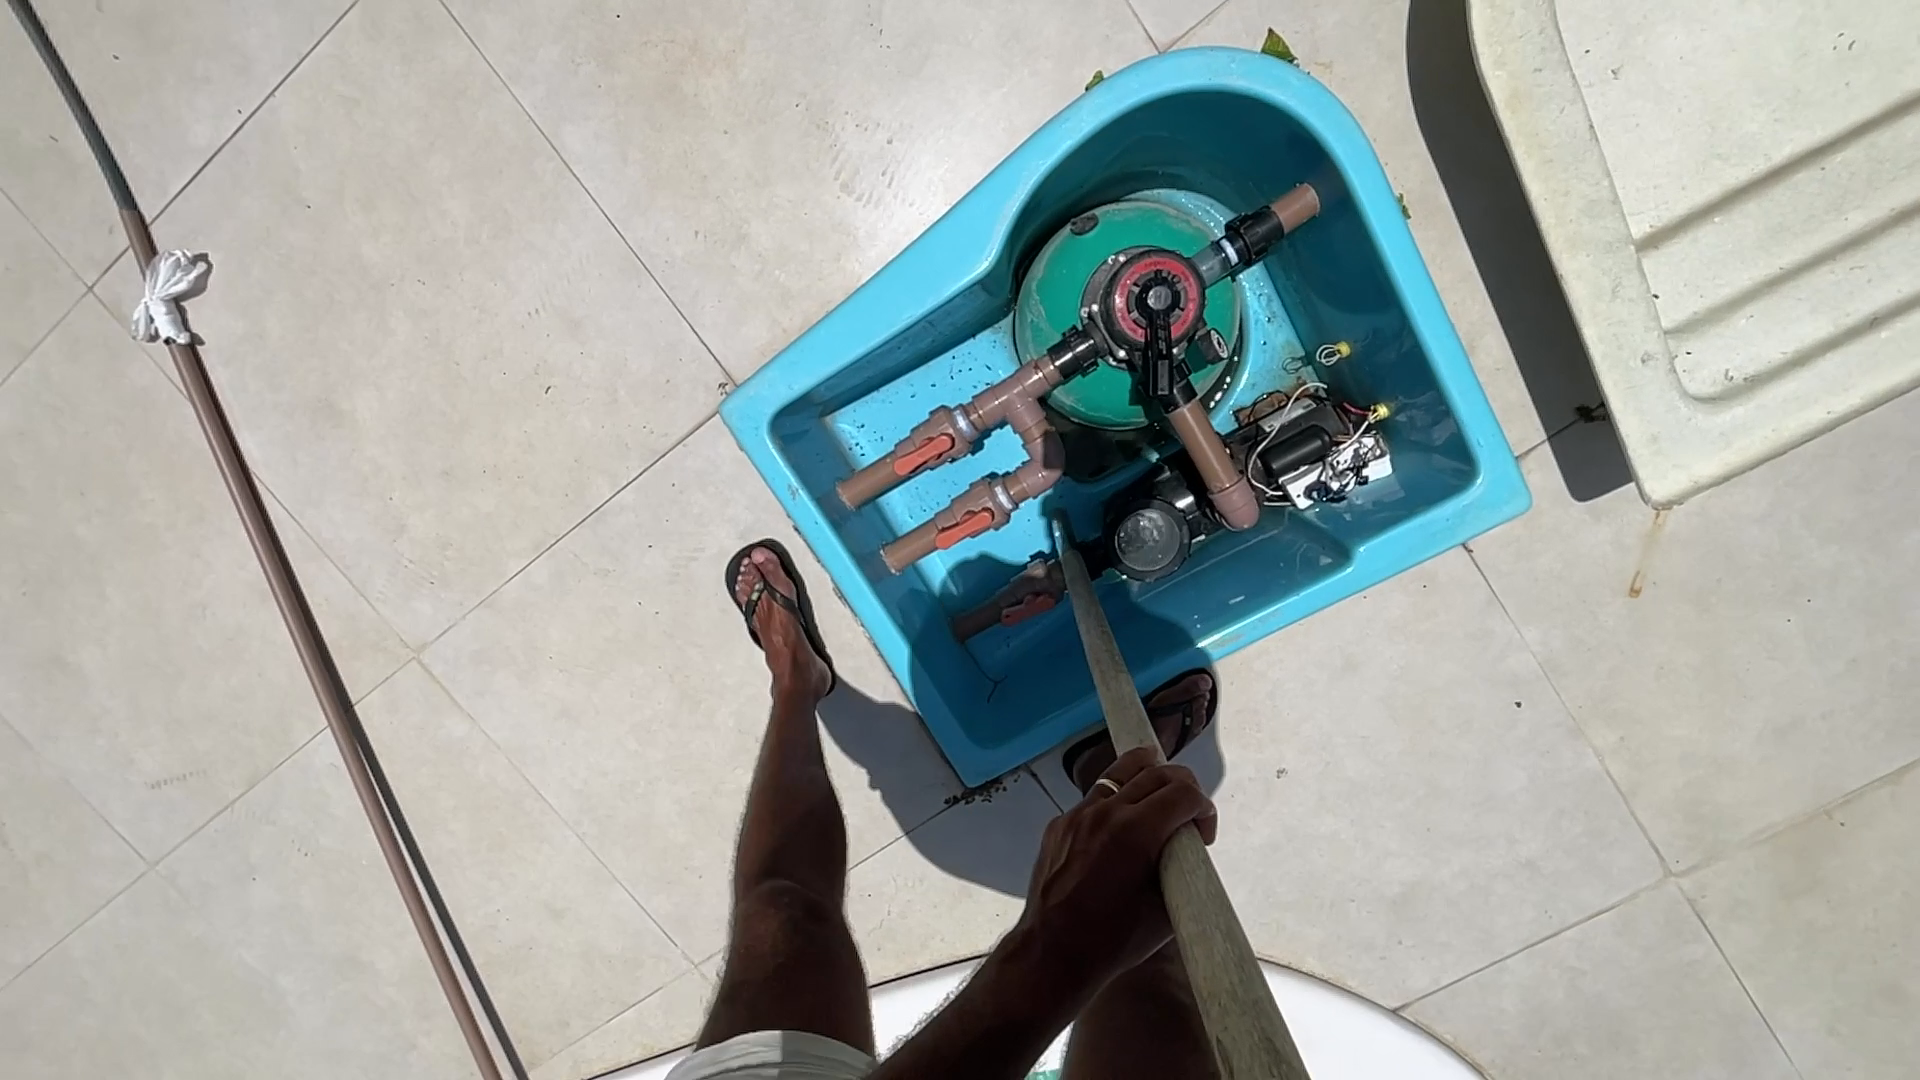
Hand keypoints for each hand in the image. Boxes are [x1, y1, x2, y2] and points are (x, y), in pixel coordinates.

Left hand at [1015, 747, 1217, 994]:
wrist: (1053, 950)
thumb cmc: (1113, 940)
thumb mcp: (1165, 909)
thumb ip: (1180, 868)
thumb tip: (1186, 850)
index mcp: (1135, 831)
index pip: (1183, 792)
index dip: (1203, 807)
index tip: (1204, 829)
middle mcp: (1105, 811)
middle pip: (1155, 772)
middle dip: (1182, 786)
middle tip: (1190, 811)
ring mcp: (1078, 813)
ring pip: (1118, 773)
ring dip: (1146, 775)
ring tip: (1159, 785)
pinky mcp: (1060, 823)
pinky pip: (1094, 799)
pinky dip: (1115, 801)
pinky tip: (1121, 823)